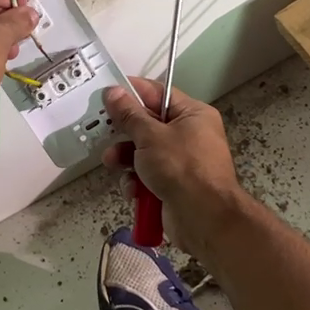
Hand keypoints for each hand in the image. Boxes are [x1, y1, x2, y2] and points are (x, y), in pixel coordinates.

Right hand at [102, 78, 250, 253]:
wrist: (204, 217)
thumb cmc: (181, 167)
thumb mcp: (151, 136)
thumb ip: (129, 115)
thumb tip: (113, 92)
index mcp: (192, 115)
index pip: (158, 94)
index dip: (132, 92)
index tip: (108, 93)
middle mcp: (190, 135)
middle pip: (148, 126)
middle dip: (125, 134)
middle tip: (105, 134)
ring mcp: (181, 163)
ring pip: (144, 154)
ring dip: (127, 161)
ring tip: (113, 164)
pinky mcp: (173, 186)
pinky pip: (148, 177)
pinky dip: (138, 183)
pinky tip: (135, 191)